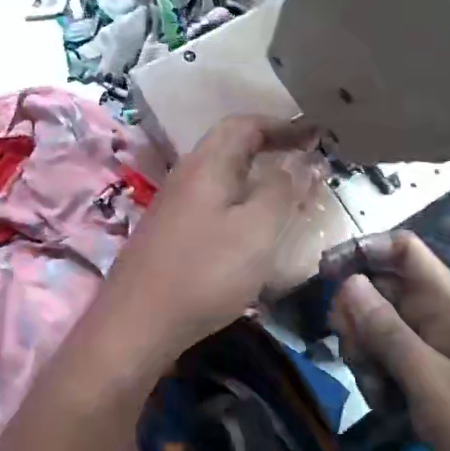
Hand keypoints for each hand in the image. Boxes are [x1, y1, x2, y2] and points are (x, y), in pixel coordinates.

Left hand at [99, 115, 322, 365]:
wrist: (135, 326)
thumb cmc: (203, 273)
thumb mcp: (256, 231)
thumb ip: (280, 192)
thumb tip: (296, 164)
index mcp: (206, 165)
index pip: (244, 125)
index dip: (281, 125)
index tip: (314, 136)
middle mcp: (186, 177)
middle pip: (231, 148)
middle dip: (271, 148)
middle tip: (306, 161)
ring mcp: (174, 207)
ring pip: (222, 178)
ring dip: (257, 178)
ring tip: (287, 195)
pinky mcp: (170, 235)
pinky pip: (214, 203)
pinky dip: (241, 203)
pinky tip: (253, 231)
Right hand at [327, 231, 449, 450]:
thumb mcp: (431, 385)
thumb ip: (387, 332)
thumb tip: (348, 282)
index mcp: (446, 305)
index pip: (403, 249)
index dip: (364, 250)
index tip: (327, 274)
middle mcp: (439, 317)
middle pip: (382, 290)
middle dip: (356, 317)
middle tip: (355, 357)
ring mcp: (437, 347)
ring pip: (381, 328)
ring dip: (366, 355)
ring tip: (379, 394)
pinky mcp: (434, 376)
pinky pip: (393, 361)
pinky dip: (381, 379)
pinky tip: (388, 410)